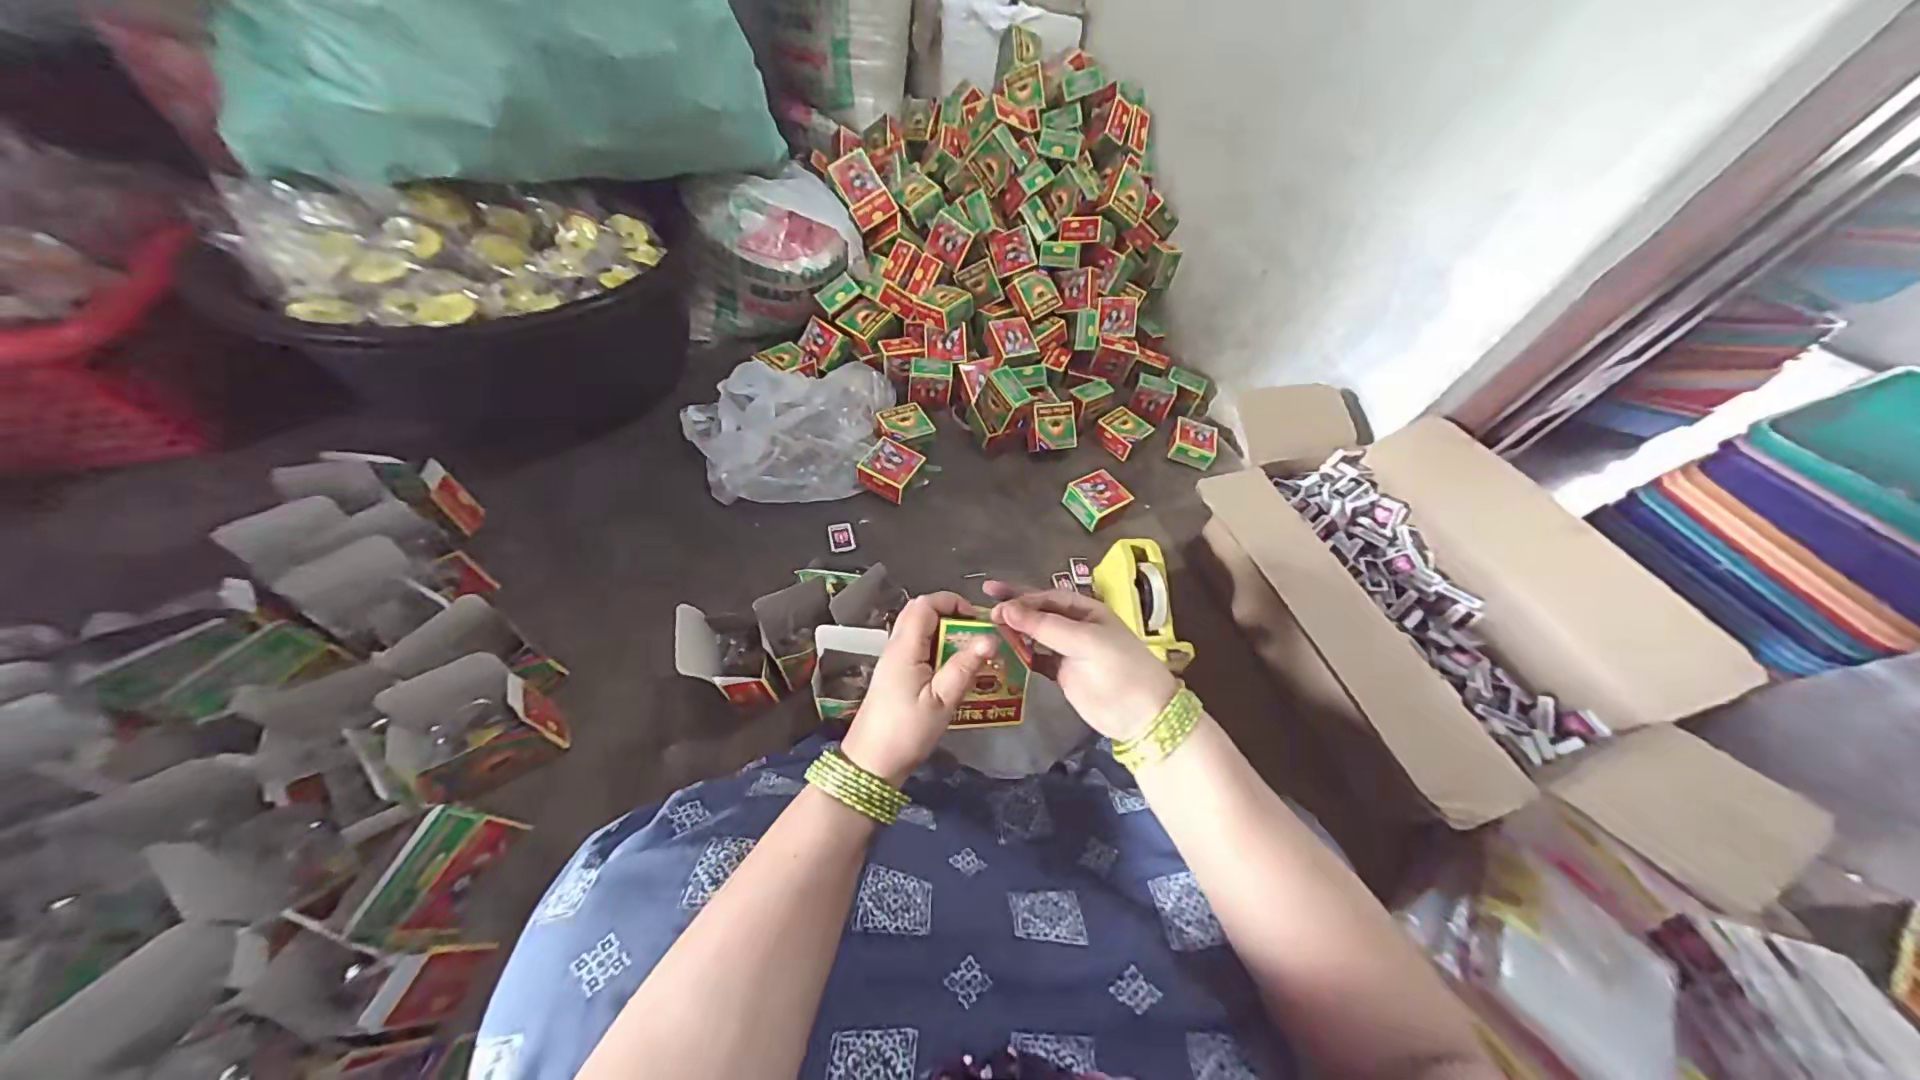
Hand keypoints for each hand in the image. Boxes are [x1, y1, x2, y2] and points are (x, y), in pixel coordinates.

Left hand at [839, 591, 995, 784]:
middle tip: (977, 635)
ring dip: (946, 635)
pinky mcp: (895, 676)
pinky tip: (954, 672)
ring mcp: (893, 662)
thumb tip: (990, 637)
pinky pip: (918, 650)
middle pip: (921, 613)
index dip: (952, 602)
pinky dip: (938, 651)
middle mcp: (896, 648)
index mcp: (905, 648)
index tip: (977, 619)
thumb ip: (964, 667)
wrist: (871, 764)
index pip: (925, 604)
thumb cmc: (907, 731)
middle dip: (951, 616)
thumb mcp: (942, 701)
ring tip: (971, 653)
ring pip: (920, 632)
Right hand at [986, 581, 1178, 741]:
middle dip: (1013, 610)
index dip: (1021, 598)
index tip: (994, 601)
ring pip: (1034, 635)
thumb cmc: (1118, 668)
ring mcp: (1067, 650)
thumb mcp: (1084, 641)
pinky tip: (1003, 654)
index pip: (1046, 598)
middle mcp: (1075, 626)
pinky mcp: (1062, 673)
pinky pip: (1036, 658)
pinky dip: (1021, 656)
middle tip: (983, 609)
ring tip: (989, 630)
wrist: (1141, 714)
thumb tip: (1005, 609)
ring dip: (1014, 632)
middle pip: (1038, 613)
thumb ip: (1044, 626)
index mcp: (1085, 610)